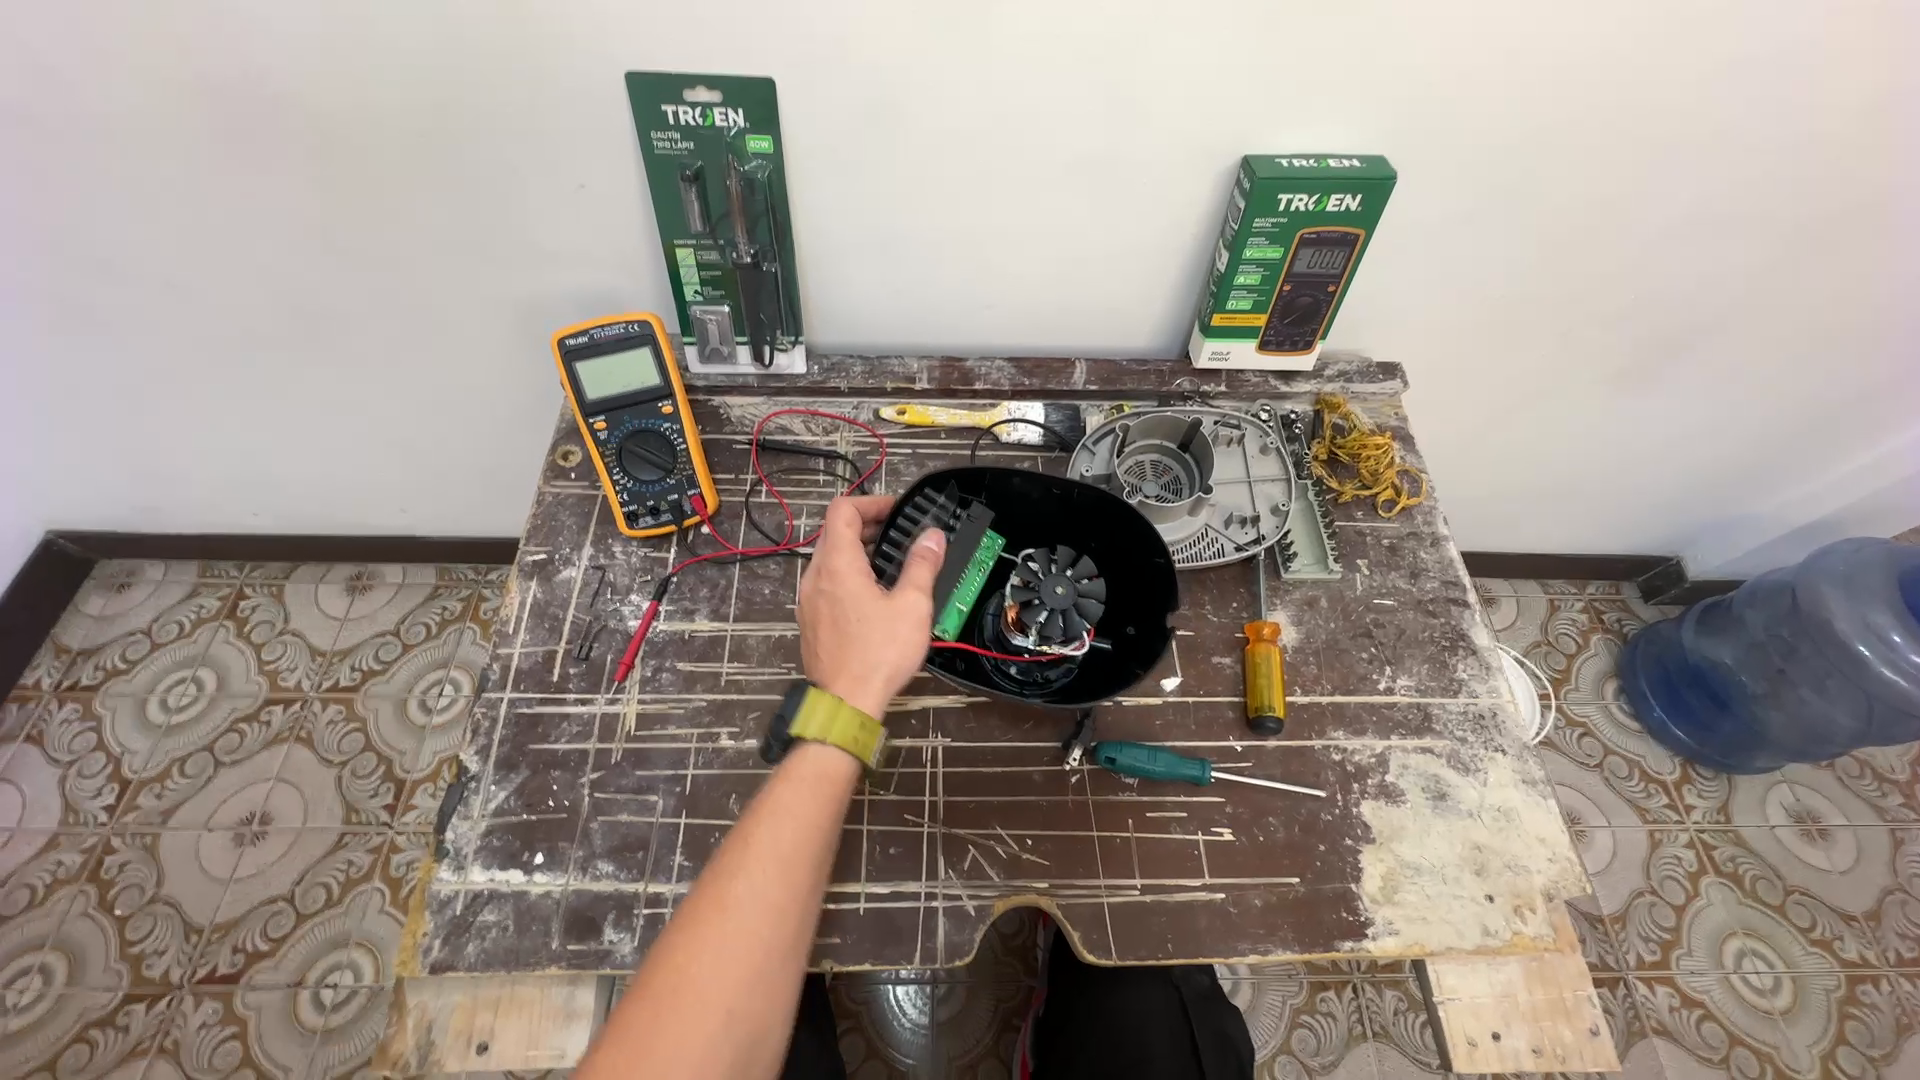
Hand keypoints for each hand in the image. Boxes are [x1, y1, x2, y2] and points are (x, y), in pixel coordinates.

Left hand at [796, 495, 946, 718]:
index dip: (871, 502)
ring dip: (858, 552)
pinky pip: (826, 583)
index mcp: (837, 564)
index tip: (898, 511)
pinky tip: (875, 595)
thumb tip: (933, 536)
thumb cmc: (879, 653)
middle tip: (900, 535)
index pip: (842, 510)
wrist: (846, 703)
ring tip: (891, 564)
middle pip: (834, 532)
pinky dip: (848, 575)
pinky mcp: (810, 620)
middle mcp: (815, 576)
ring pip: (829, 559)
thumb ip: (922, 565)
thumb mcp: (911, 606)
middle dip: (867, 526)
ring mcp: (808, 600)